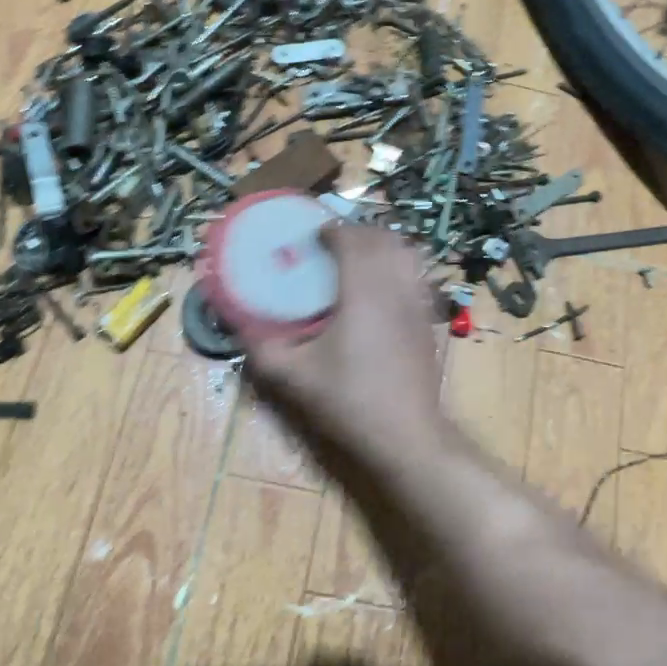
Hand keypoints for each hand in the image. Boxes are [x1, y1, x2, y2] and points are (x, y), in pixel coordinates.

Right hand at [243, 223, 447, 459]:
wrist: (407, 434)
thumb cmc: (349, 401)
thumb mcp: (295, 378)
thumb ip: (262, 347)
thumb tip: (237, 323)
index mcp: (362, 290)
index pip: (352, 239)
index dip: (332, 231)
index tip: (313, 237)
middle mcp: (395, 286)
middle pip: (382, 238)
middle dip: (356, 233)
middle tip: (331, 245)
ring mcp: (418, 302)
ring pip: (406, 253)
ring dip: (382, 245)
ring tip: (359, 260)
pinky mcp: (429, 320)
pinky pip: (417, 276)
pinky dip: (399, 267)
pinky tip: (383, 289)